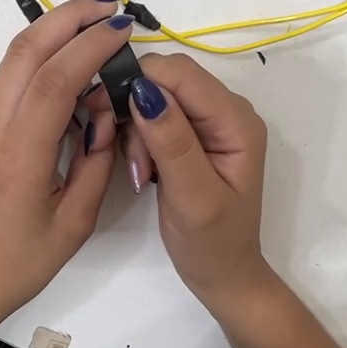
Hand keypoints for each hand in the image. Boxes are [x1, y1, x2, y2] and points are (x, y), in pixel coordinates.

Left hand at [0, 0, 133, 339]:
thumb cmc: (15, 266)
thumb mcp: (74, 223)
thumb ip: (96, 159)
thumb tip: (105, 111)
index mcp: (16, 155)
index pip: (55, 77)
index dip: (91, 44)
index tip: (124, 28)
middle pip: (25, 49)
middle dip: (68, 17)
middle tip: (109, 8)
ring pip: (11, 62)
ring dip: (52, 37)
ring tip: (93, 35)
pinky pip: (4, 85)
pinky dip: (37, 67)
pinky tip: (66, 80)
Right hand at [123, 54, 275, 311]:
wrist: (223, 273)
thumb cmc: (212, 243)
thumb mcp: (192, 197)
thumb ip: (172, 143)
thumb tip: (144, 91)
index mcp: (236, 121)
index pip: (181, 73)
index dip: (140, 83)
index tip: (110, 119)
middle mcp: (227, 110)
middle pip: (168, 79)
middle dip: (137, 108)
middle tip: (128, 156)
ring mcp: (211, 120)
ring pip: (157, 94)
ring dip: (137, 127)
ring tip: (140, 171)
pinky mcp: (194, 131)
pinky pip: (157, 112)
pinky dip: (141, 135)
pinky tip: (143, 168)